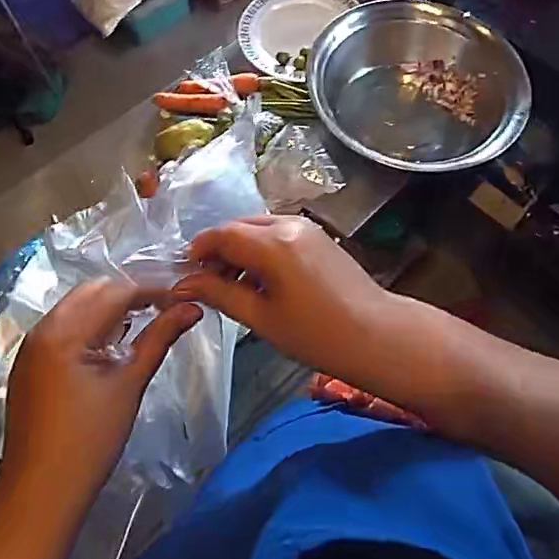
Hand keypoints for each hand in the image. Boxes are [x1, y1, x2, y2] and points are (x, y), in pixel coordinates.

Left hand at [2, 279, 202, 501]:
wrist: (39, 497)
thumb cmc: (88, 441)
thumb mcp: (129, 384)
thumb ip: (160, 337)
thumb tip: (191, 308)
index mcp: (64, 332)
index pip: (116, 292)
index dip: (152, 290)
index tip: (181, 297)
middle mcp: (42, 330)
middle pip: (93, 291)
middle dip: (130, 293)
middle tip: (165, 305)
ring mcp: (31, 347)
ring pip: (77, 305)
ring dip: (110, 306)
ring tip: (145, 319)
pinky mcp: (30, 364)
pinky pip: (64, 325)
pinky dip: (91, 323)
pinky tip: (113, 341)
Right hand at [174, 216, 402, 384]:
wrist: (375, 334)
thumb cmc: (316, 334)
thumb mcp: (261, 317)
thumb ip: (220, 293)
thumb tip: (183, 284)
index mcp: (272, 242)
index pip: (222, 234)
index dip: (198, 250)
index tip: (184, 273)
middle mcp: (288, 223)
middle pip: (239, 226)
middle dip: (218, 250)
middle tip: (204, 283)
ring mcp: (306, 226)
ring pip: (258, 228)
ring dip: (239, 250)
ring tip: (230, 286)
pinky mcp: (317, 235)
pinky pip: (277, 233)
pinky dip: (260, 249)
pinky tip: (258, 280)